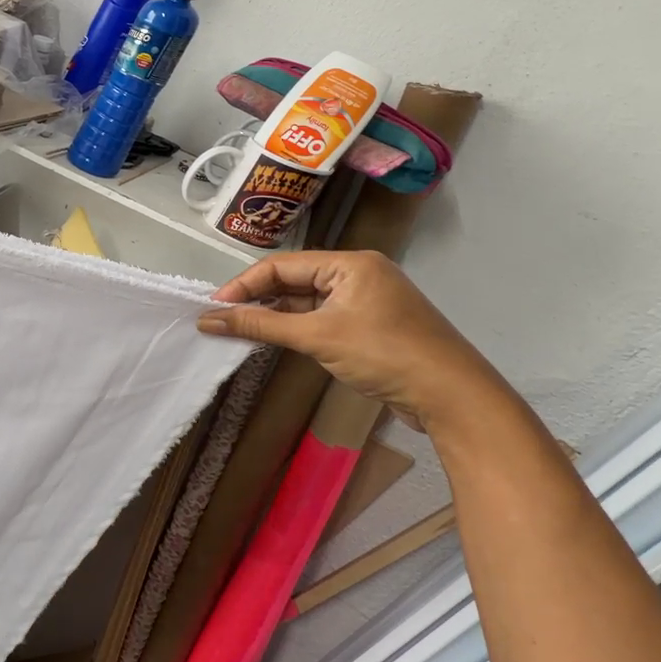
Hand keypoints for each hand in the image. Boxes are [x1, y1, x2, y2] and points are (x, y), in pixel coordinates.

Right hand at [198, 250, 512, 431]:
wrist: (453, 397)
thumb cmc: (384, 355)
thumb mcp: (316, 337)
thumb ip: (259, 325)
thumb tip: (208, 320)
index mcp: (350, 264)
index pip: (281, 265)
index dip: (243, 285)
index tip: (212, 308)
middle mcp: (358, 274)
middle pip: (292, 279)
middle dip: (255, 298)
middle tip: (220, 319)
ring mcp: (366, 300)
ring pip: (304, 300)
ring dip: (273, 314)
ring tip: (238, 330)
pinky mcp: (369, 325)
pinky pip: (320, 316)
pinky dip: (294, 326)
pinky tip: (272, 339)